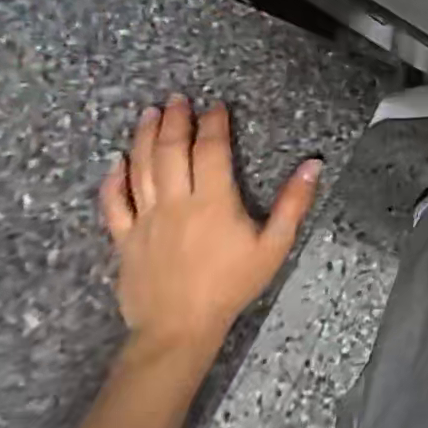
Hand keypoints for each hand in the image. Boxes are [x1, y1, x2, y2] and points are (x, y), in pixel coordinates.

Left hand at [99, 96, 321, 351]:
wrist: (179, 329)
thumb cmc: (232, 285)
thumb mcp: (274, 246)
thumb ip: (294, 203)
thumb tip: (314, 164)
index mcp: (213, 202)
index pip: (211, 151)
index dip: (214, 124)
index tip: (217, 106)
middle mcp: (175, 203)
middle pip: (171, 151)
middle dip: (175, 120)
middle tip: (178, 98)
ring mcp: (145, 220)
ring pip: (141, 168)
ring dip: (145, 137)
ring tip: (150, 113)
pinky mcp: (124, 239)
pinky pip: (114, 203)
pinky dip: (113, 179)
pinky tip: (116, 160)